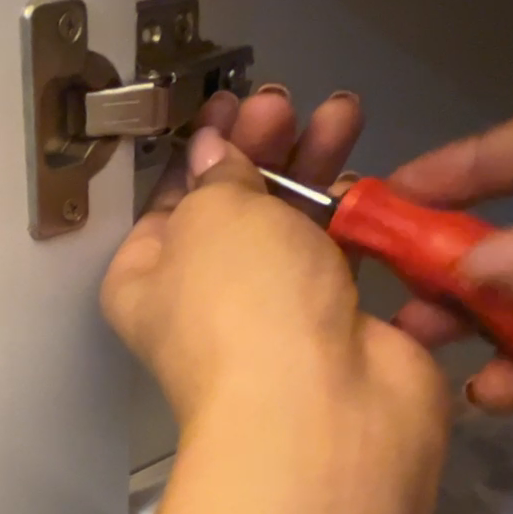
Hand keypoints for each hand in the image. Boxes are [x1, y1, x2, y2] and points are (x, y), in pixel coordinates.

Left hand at [102, 88, 446, 442]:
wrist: (320, 409)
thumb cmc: (241, 304)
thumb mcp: (210, 218)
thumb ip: (216, 176)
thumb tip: (209, 152)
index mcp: (144, 280)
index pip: (164, 202)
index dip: (196, 148)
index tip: (228, 104)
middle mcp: (198, 299)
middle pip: (229, 209)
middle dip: (259, 150)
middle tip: (286, 104)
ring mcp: (268, 315)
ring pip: (288, 227)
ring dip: (311, 168)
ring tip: (342, 113)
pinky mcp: (332, 326)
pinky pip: (339, 259)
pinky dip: (354, 219)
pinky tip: (369, 178)